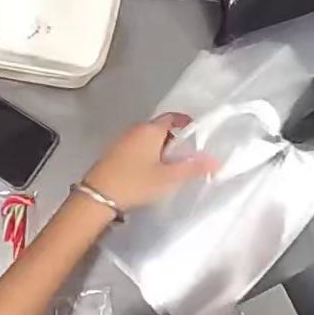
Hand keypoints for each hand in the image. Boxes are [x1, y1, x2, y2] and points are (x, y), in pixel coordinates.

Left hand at [81, 113, 219, 210]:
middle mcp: (135, 129)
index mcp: (150, 129)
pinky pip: (136, 146)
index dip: (187, 124)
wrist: (97, 196)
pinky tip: (149, 171)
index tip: (197, 136)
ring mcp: (122, 140)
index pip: (173, 118)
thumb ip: (192, 167)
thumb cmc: (136, 182)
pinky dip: (147, 154)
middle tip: (186, 158)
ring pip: (148, 139)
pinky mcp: (113, 152)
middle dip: (174, 140)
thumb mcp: (168, 177)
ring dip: (160, 148)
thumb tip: (216, 160)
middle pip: (160, 128)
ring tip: (169, 167)